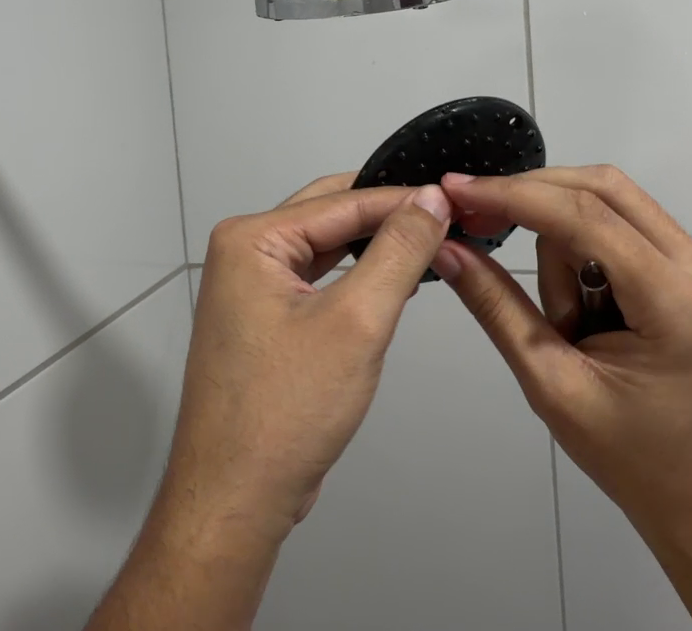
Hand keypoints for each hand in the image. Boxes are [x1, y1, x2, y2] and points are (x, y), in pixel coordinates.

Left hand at [87, 177, 451, 630]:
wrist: (236, 493)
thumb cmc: (284, 413)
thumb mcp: (357, 321)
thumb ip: (396, 252)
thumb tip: (428, 200)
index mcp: (250, 240)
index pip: (342, 201)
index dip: (403, 198)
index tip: (455, 198)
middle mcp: (243, 254)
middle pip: (328, 215)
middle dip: (387, 215)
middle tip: (445, 213)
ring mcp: (249, 287)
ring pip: (324, 247)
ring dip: (373, 245)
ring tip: (430, 241)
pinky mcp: (262, 318)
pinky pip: (315, 278)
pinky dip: (354, 276)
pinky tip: (393, 279)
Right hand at [433, 167, 691, 630]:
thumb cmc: (629, 458)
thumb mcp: (549, 384)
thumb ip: (496, 307)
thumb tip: (445, 247)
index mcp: (675, 306)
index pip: (584, 218)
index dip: (513, 195)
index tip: (454, 190)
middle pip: (602, 189)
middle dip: (532, 197)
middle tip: (476, 221)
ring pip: (612, 202)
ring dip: (562, 238)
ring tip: (562, 320)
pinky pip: (625, 226)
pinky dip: (582, 243)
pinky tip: (575, 302)